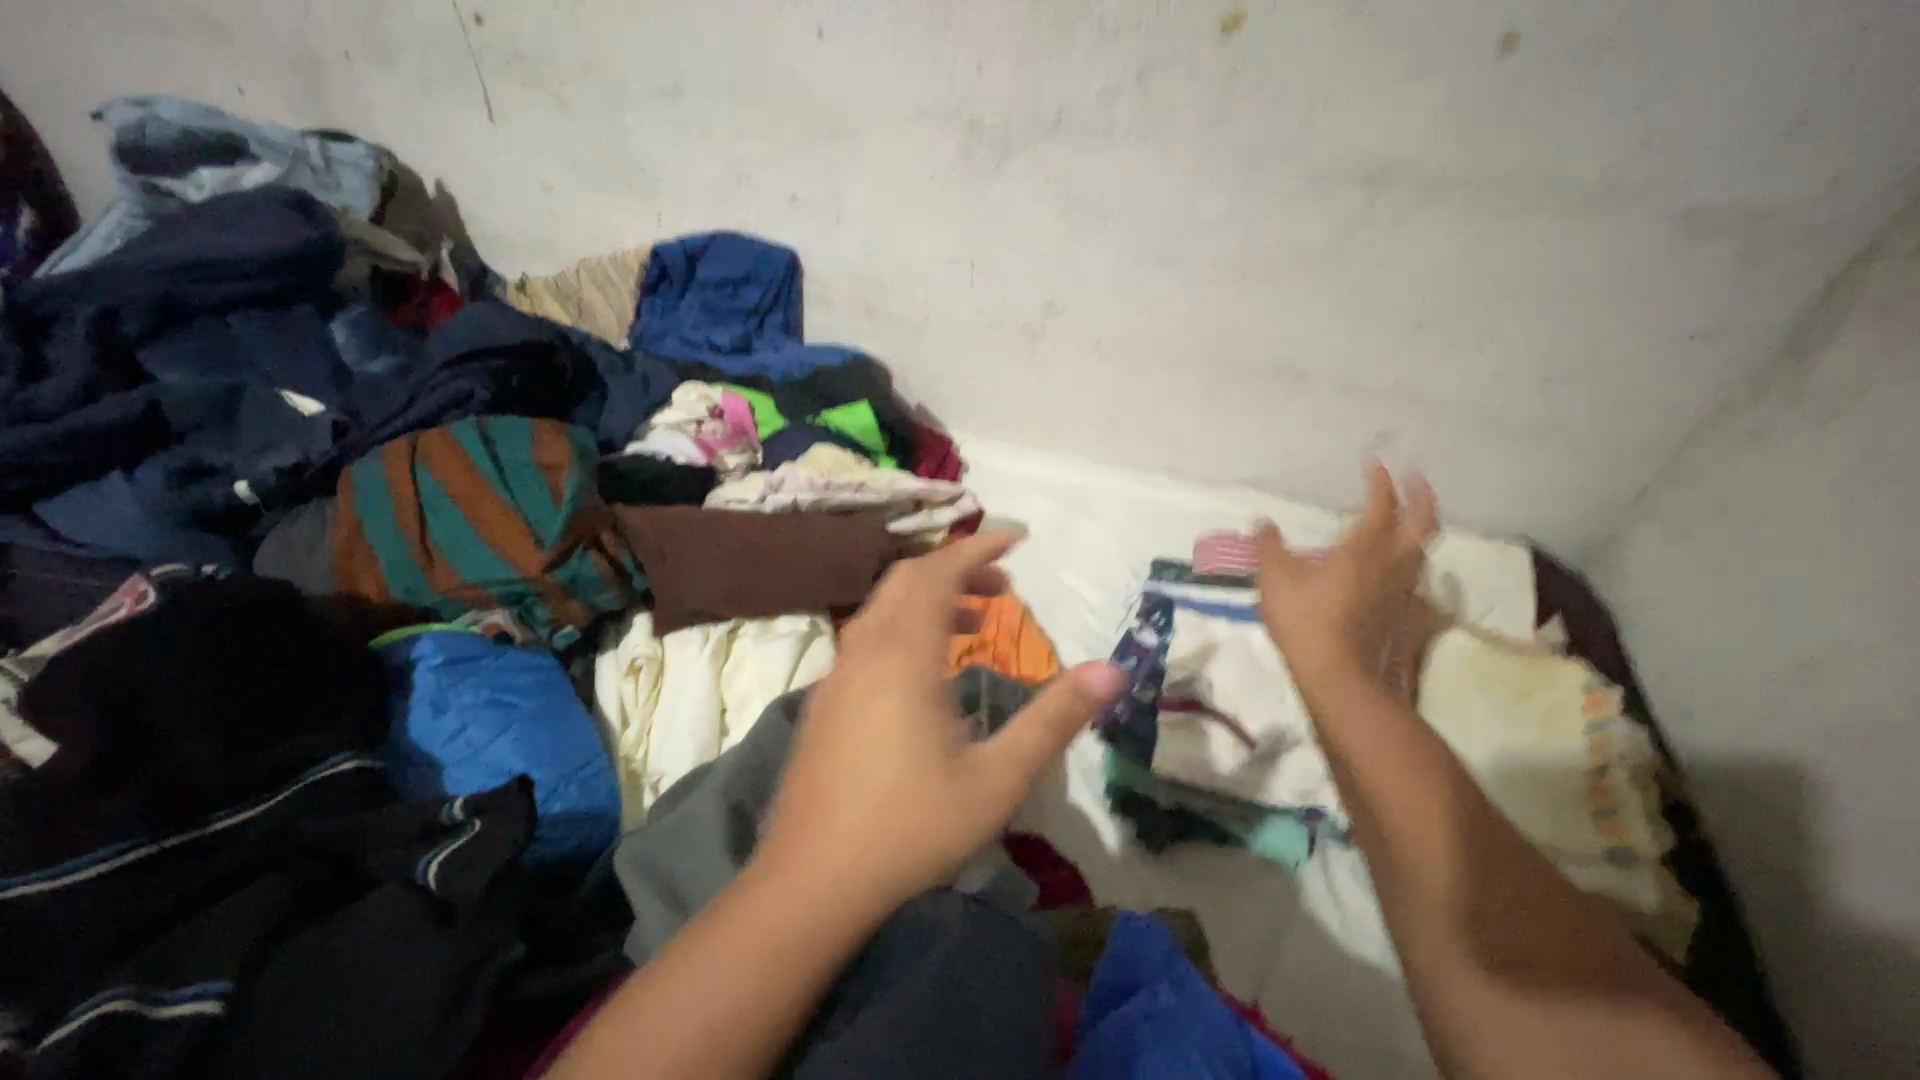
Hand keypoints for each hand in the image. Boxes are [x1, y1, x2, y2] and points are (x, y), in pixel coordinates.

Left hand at [755, 531, 1123, 913]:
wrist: (811, 883)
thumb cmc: (911, 828)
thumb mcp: (998, 779)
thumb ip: (1054, 720)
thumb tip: (1112, 670)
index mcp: (903, 658)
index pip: (938, 574)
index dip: (978, 547)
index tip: (1018, 535)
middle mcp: (863, 654)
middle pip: (905, 582)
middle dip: (956, 569)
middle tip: (1005, 585)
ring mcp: (835, 680)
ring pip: (881, 612)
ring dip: (928, 601)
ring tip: (975, 625)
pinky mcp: (821, 707)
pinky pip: (865, 642)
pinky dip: (902, 631)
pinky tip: (926, 679)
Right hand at [1254, 462, 1439, 689]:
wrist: (1338, 675)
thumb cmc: (1306, 621)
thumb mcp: (1274, 580)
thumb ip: (1268, 548)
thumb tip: (1262, 524)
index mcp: (1364, 547)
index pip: (1382, 504)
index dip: (1380, 482)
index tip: (1375, 465)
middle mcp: (1392, 563)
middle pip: (1422, 522)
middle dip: (1421, 496)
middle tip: (1415, 479)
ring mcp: (1402, 590)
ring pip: (1422, 550)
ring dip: (1419, 528)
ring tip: (1406, 519)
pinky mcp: (1402, 614)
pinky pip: (1415, 577)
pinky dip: (1410, 560)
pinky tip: (1394, 567)